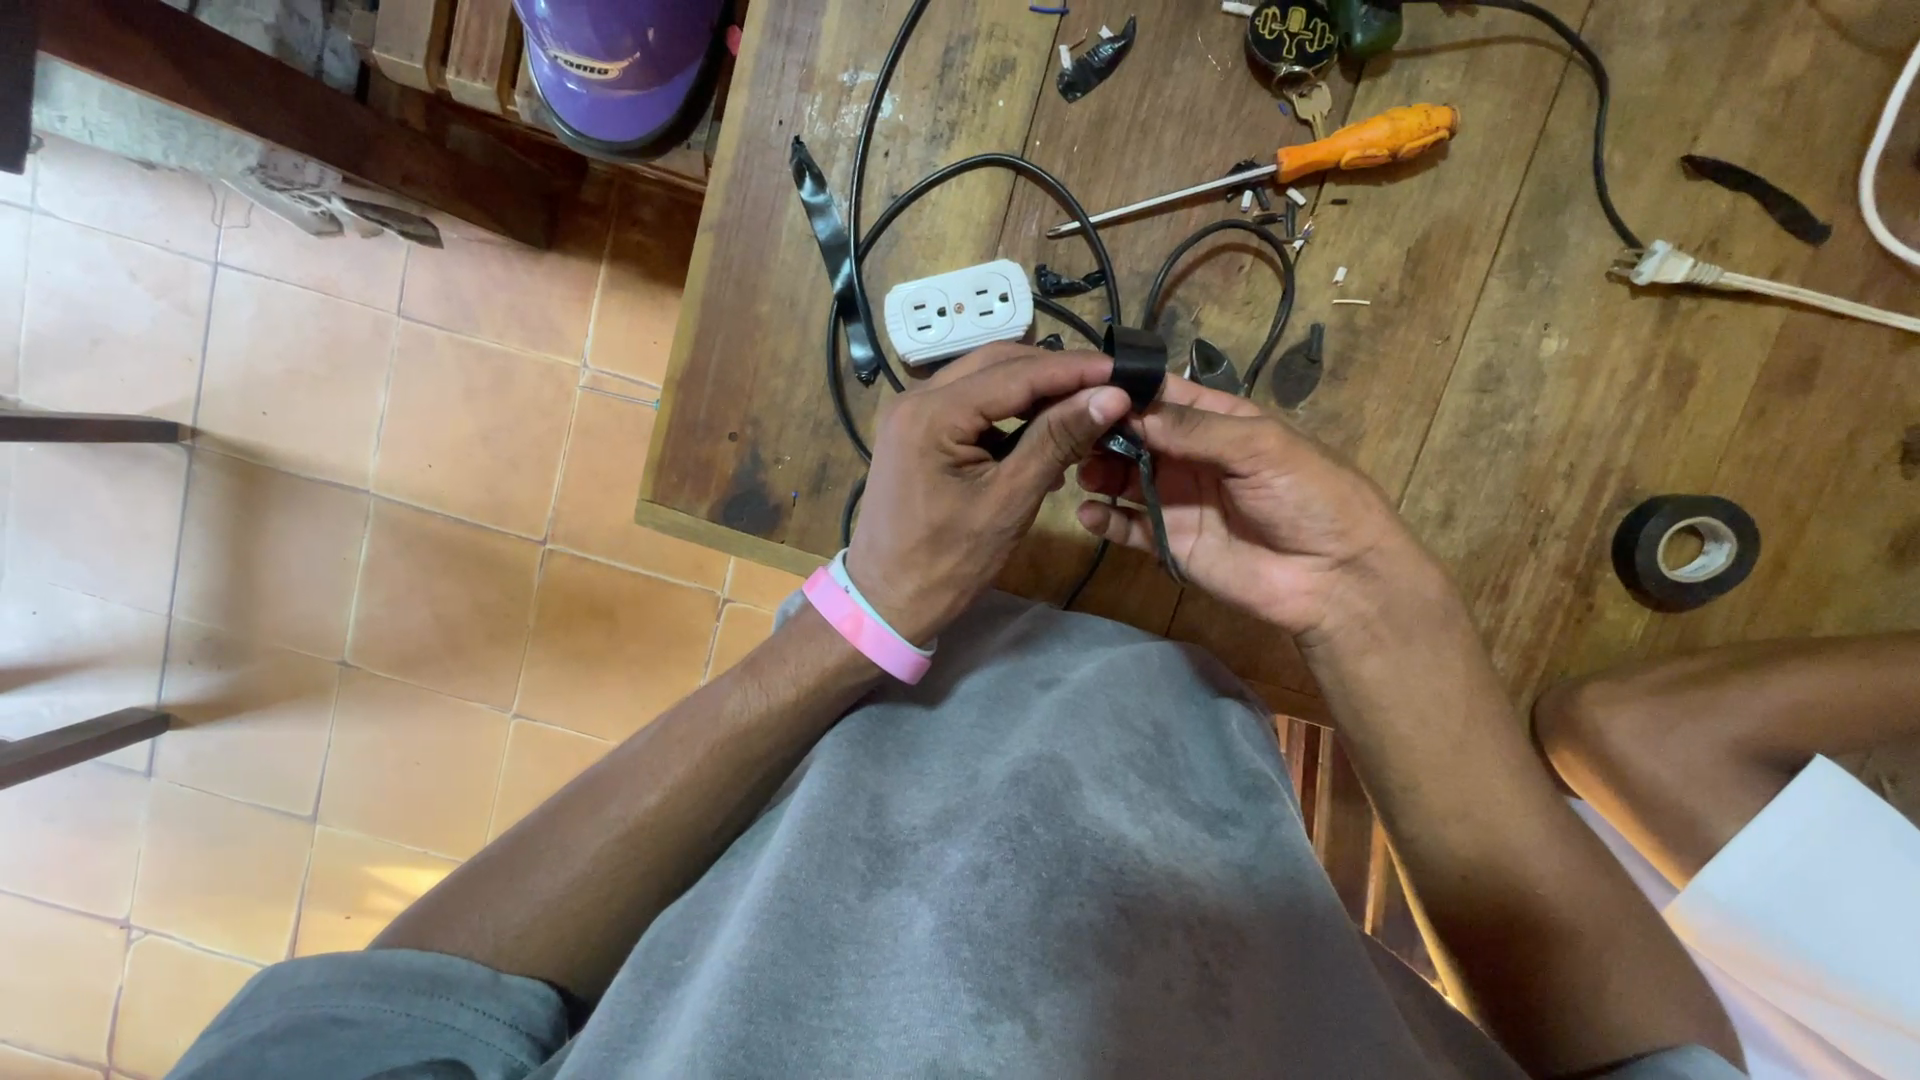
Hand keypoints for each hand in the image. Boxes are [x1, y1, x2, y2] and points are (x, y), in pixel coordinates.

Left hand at [849, 344, 1129, 643]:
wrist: (888, 601)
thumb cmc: (948, 561)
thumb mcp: (1010, 499)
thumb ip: (1057, 439)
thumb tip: (1112, 396)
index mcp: (932, 412)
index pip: (1015, 372)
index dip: (1073, 369)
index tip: (1123, 371)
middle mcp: (915, 398)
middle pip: (997, 364)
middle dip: (1054, 374)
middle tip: (1107, 388)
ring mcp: (912, 414)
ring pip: (985, 382)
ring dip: (1033, 394)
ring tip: (1083, 412)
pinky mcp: (916, 432)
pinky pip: (971, 408)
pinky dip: (1009, 416)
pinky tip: (1043, 438)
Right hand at [1076, 375, 1440, 647]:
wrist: (1334, 576)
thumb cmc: (1309, 495)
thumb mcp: (1260, 446)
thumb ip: (1195, 429)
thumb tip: (1132, 412)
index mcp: (1218, 423)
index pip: (1162, 397)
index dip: (1127, 392)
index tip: (1086, 389)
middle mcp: (1191, 457)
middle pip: (1134, 437)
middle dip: (1103, 432)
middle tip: (1070, 433)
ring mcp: (1177, 501)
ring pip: (1123, 478)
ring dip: (1099, 472)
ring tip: (1081, 472)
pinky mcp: (1169, 543)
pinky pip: (1127, 528)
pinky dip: (1104, 520)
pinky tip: (1089, 514)